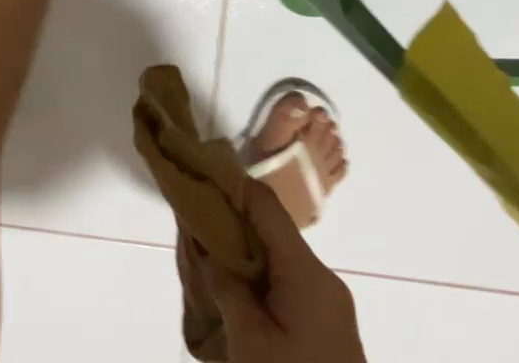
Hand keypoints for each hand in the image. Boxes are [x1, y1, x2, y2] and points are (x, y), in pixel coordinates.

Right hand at [204, 180, 366, 362]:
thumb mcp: (249, 341)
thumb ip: (225, 286)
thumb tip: (206, 244)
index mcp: (306, 273)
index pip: (265, 205)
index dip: (230, 186)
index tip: (194, 178)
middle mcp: (322, 278)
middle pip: (271, 231)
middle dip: (230, 224)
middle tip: (189, 226)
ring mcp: (329, 303)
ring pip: (278, 259)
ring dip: (242, 255)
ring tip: (203, 260)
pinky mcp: (327, 325)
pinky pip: (287, 285)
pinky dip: (258, 279)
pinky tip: (231, 293)